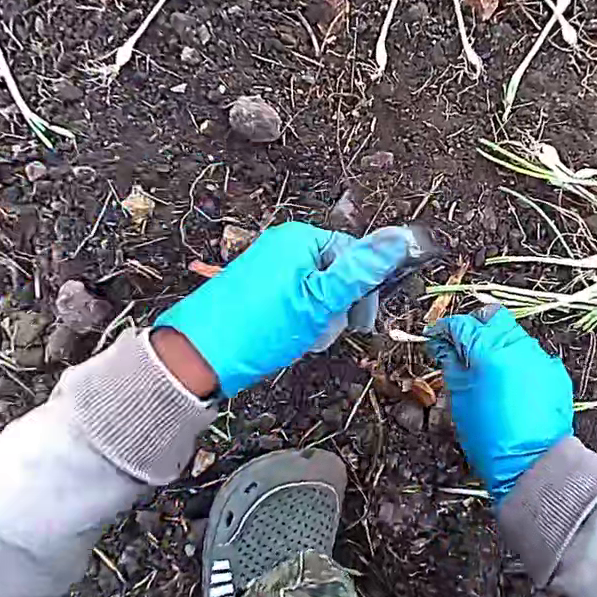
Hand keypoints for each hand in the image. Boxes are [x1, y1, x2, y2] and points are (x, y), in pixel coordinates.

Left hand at [158, 222, 416, 396]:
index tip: (361, 317)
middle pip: (337, 273)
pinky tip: (288, 337)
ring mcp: (269, 267)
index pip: (354, 253)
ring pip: (318, 292)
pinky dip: (300, 321)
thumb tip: (398, 238)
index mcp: (299, 239)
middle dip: (337, 307)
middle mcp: (283, 247)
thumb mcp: (321, 301)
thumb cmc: (257, 328)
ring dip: (319, 319)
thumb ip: (361, 271)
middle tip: (322, 329)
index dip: (364, 288)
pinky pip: (296, 300)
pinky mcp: (258, 288)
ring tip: (301, 336)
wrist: (199, 357)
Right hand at [427, 305, 572, 502]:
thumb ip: (452, 364)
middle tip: (461, 346)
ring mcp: (540, 357)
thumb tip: (443, 345)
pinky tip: (508, 382)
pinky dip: (517, 360)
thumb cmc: (492, 439)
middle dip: (474, 327)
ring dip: (496, 342)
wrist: (534, 465)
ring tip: (485, 368)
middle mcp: (518, 346)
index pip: (462, 324)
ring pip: (513, 333)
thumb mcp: (461, 399)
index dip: (445, 330)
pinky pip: (531, 354)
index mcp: (490, 351)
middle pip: (492, 317)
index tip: (437, 339)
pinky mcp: (554, 371)